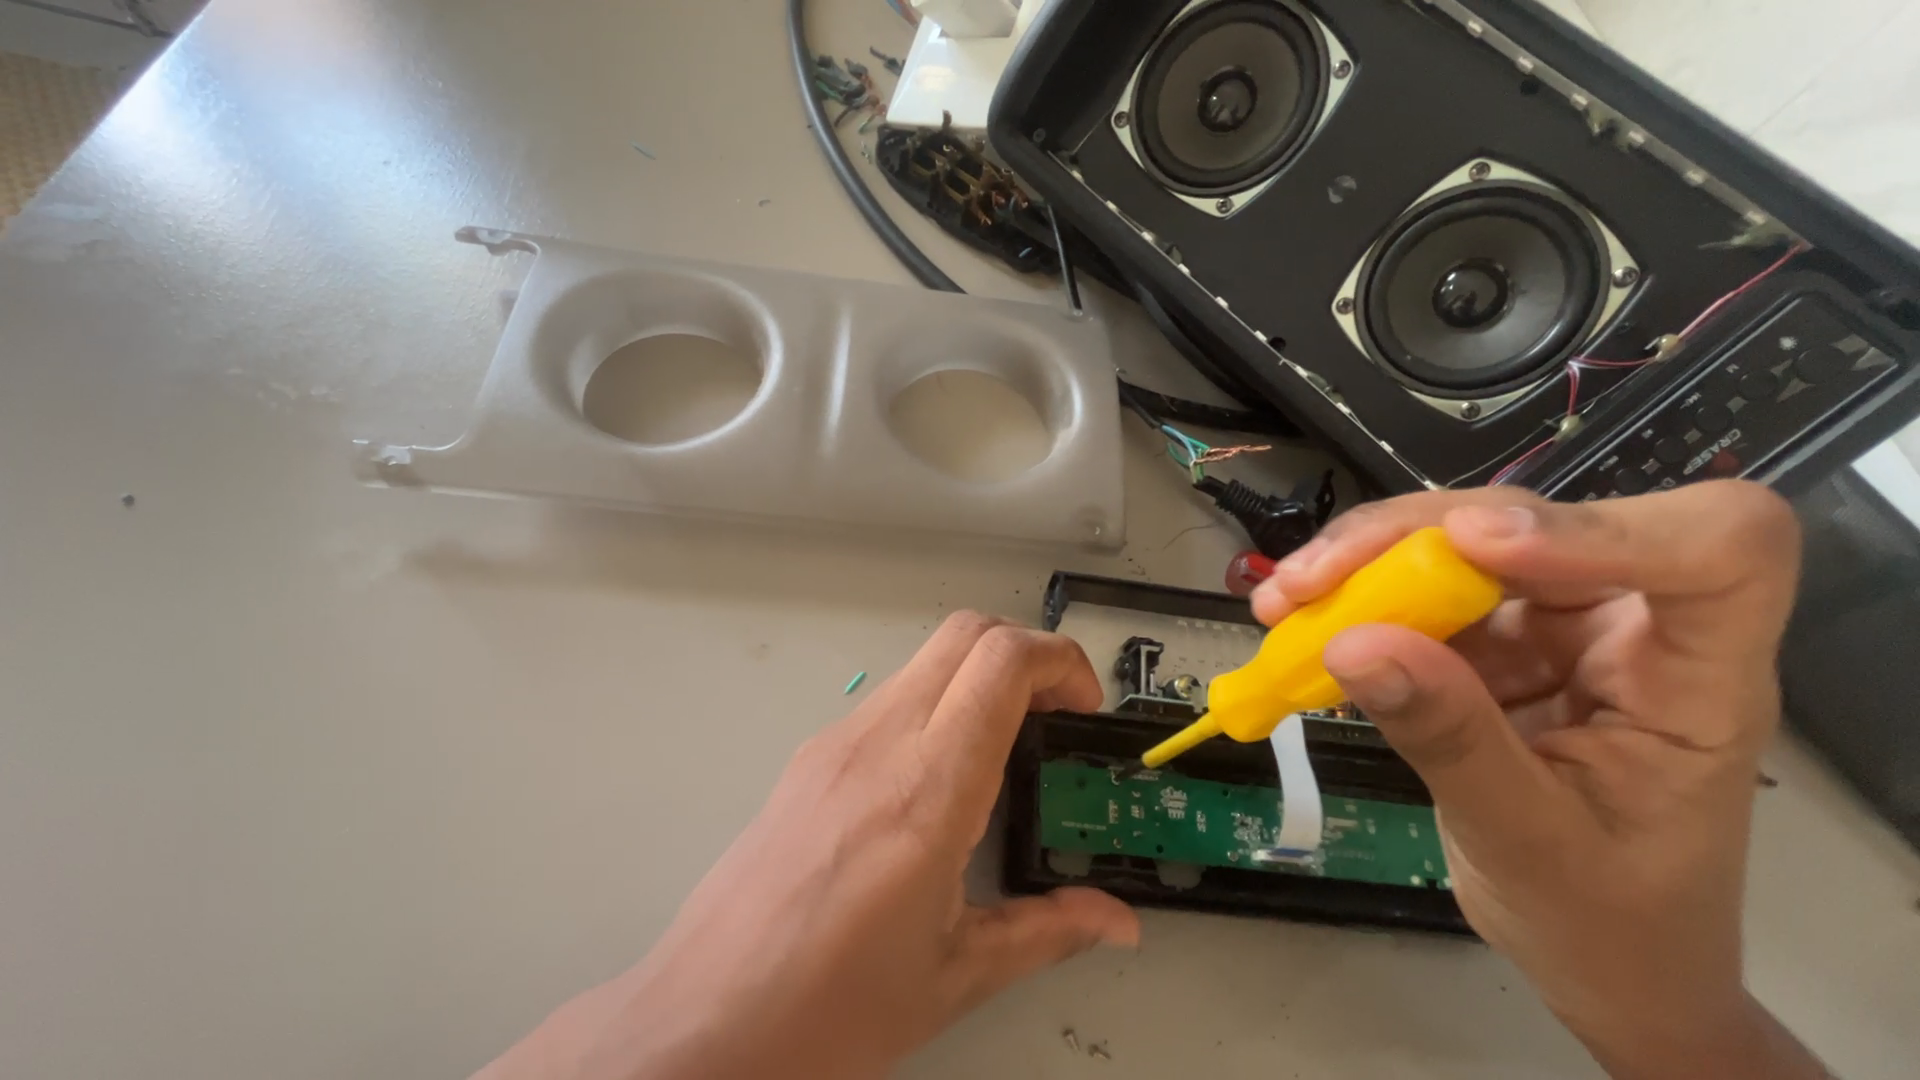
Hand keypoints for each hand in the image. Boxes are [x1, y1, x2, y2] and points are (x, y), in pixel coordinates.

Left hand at [473, 614, 1138, 1079]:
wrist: (699, 1025)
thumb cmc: (829, 1009)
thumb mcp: (955, 974)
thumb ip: (1047, 930)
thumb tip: (1118, 922)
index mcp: (927, 791)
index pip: (1002, 663)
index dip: (1062, 661)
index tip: (1085, 708)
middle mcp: (878, 744)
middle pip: (966, 632)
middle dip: (1029, 653)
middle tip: (1058, 715)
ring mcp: (835, 743)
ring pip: (926, 659)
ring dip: (980, 677)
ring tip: (1008, 749)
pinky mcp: (809, 757)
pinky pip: (891, 697)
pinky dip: (939, 704)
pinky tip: (943, 779)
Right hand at [1254, 481, 1825, 1078]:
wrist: (1597, 954)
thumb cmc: (1607, 920)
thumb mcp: (1527, 842)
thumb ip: (1451, 740)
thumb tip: (1352, 645)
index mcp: (1697, 675)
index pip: (1711, 552)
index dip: (1600, 528)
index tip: (1474, 545)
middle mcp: (1627, 625)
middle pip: (1537, 524)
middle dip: (1411, 540)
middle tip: (1309, 581)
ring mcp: (1552, 627)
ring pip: (1458, 546)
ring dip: (1362, 563)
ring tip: (1282, 601)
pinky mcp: (1490, 640)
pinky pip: (1415, 593)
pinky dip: (1350, 600)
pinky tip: (1295, 623)